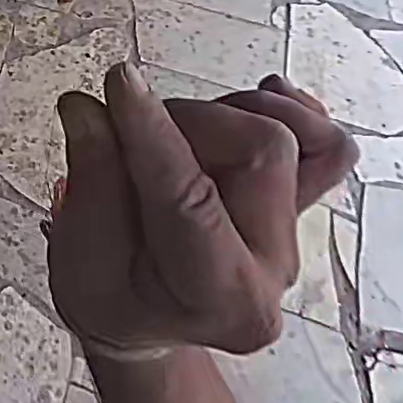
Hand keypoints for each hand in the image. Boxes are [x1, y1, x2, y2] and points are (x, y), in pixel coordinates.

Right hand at [50, 66, 356, 357]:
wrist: (144, 319)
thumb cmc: (107, 296)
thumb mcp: (78, 253)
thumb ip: (91, 177)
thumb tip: (88, 108)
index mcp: (217, 296)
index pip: (189, 197)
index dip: (149, 132)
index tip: (118, 83)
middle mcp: (273, 266)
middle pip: (258, 150)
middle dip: (180, 120)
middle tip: (122, 126)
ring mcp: (291, 235)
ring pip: (286, 135)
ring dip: (214, 115)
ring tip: (160, 132)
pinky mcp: (294, 206)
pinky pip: (323, 146)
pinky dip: (288, 112)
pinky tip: (256, 96)